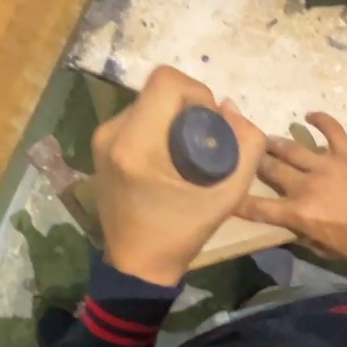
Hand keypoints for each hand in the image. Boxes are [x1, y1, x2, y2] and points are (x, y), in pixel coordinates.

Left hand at [92, 66, 267, 285]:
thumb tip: (230, 107)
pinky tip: (169, 158)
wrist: (137, 265)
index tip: (211, 125)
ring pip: (147, 103)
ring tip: (187, 152)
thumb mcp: (228, 195)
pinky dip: (158, 128)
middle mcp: (111, 134)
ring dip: (173, 117)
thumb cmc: (181, 234)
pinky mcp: (100, 147)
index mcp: (135, 144)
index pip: (166, 81)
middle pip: (157, 91)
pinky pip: (137, 118)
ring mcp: (101, 139)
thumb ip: (246, 146)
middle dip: (188, 107)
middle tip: (204, 141)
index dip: (198, 93)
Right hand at [238, 112, 346, 261]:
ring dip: (276, 143)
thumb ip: (302, 235)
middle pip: (271, 170)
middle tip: (244, 155)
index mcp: (298, 213)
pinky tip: (309, 114)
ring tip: (265, 139)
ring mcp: (326, 166)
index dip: (238, 202)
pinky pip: (332, 130)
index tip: (225, 196)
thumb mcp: (323, 249)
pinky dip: (320, 120)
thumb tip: (290, 226)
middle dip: (254, 162)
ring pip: (293, 148)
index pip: (258, 208)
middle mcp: (305, 185)